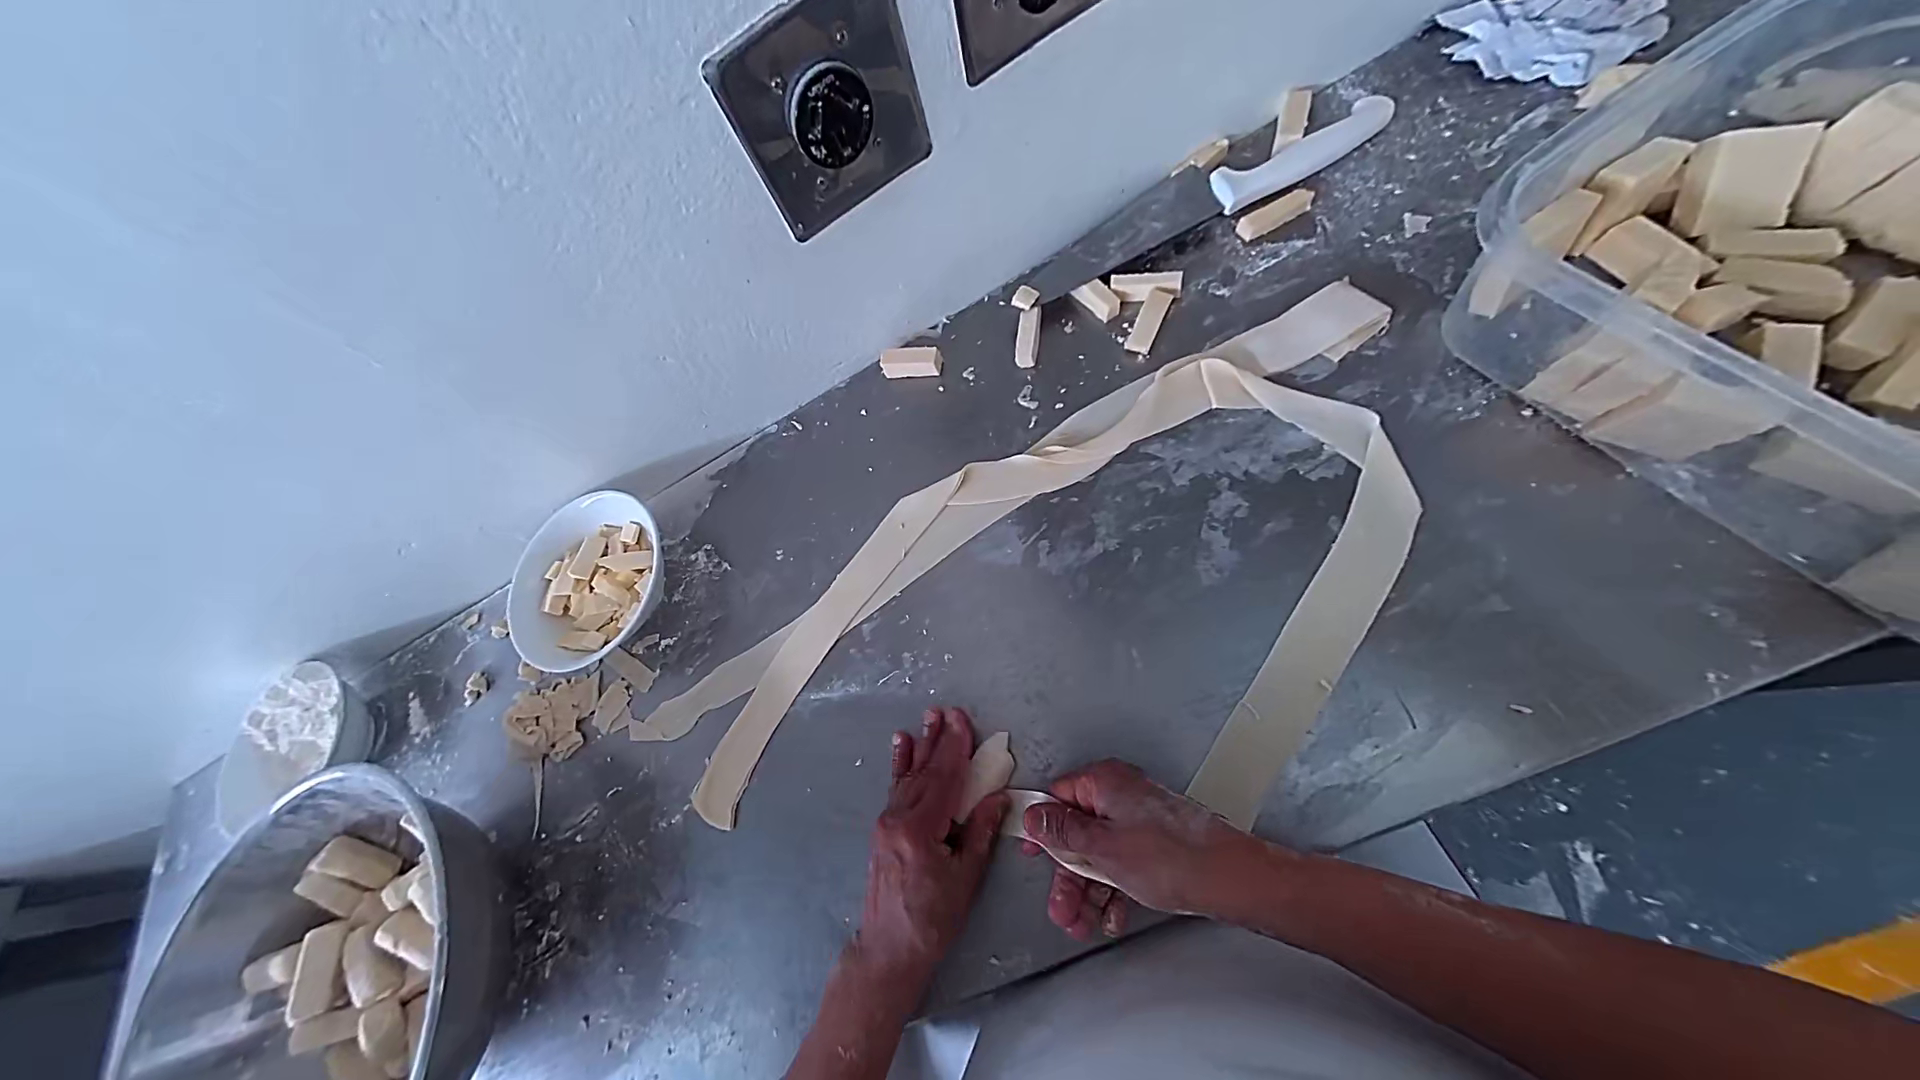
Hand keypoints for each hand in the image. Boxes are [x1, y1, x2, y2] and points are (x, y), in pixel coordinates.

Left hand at [853, 707, 1007, 985]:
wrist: (889, 949)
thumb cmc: (933, 919)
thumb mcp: (966, 878)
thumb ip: (980, 832)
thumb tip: (997, 797)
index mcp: (920, 830)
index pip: (945, 780)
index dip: (957, 749)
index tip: (965, 721)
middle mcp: (898, 818)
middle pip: (926, 771)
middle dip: (941, 740)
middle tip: (950, 711)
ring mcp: (886, 821)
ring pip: (910, 775)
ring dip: (923, 745)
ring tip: (930, 717)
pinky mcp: (883, 827)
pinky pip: (896, 788)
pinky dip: (901, 764)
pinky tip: (902, 743)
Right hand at [1021, 760, 1266, 939]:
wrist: (1231, 878)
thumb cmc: (1172, 857)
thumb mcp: (1103, 848)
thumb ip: (1063, 832)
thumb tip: (1033, 816)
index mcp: (1104, 783)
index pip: (1057, 797)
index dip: (1041, 828)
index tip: (1030, 853)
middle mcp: (1119, 794)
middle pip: (1077, 832)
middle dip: (1067, 876)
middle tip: (1062, 909)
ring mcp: (1138, 819)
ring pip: (1099, 853)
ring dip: (1088, 890)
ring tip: (1084, 923)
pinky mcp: (1153, 842)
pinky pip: (1121, 862)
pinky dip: (1113, 888)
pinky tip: (1112, 917)